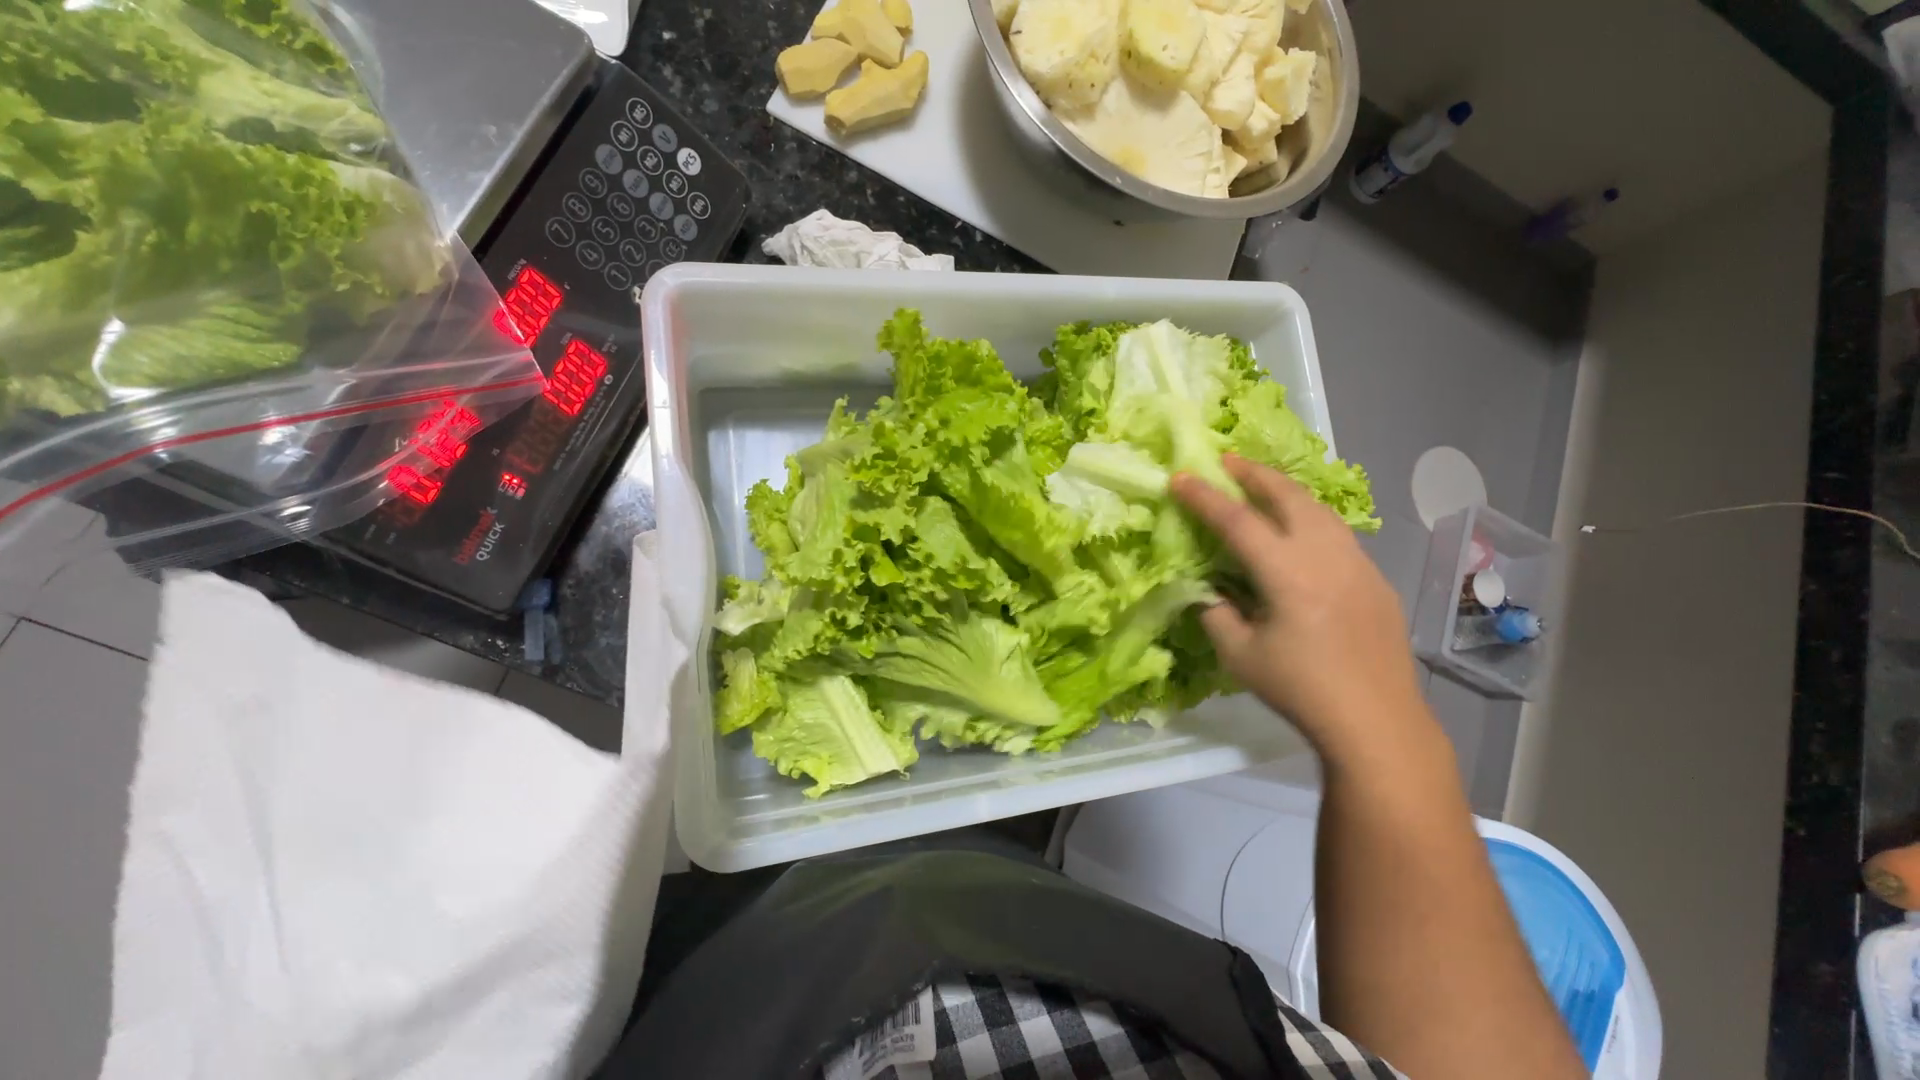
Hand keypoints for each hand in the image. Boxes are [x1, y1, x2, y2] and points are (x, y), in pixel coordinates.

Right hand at [1172, 455, 1427, 755]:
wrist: (1376, 719)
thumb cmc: (1301, 689)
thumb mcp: (1240, 656)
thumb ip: (1216, 613)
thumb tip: (1207, 589)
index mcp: (1287, 574)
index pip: (1238, 522)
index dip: (1205, 498)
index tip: (1180, 477)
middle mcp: (1325, 556)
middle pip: (1288, 497)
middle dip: (1255, 474)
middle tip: (1228, 461)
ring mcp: (1358, 563)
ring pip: (1320, 510)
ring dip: (1287, 491)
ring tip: (1264, 485)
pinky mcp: (1375, 579)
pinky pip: (1339, 534)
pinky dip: (1312, 518)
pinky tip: (1302, 531)